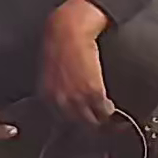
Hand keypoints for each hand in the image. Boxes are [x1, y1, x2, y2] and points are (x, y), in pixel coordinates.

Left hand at [41, 0, 117, 127]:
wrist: (67, 31)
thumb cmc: (58, 47)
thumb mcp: (50, 74)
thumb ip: (57, 92)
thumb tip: (69, 103)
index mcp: (47, 97)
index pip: (62, 123)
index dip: (76, 124)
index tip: (86, 123)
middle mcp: (60, 102)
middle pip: (79, 125)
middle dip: (91, 125)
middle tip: (101, 123)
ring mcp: (77, 98)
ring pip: (94, 121)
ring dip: (103, 120)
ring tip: (109, 116)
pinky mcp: (93, 92)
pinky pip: (105, 109)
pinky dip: (109, 109)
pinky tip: (110, 104)